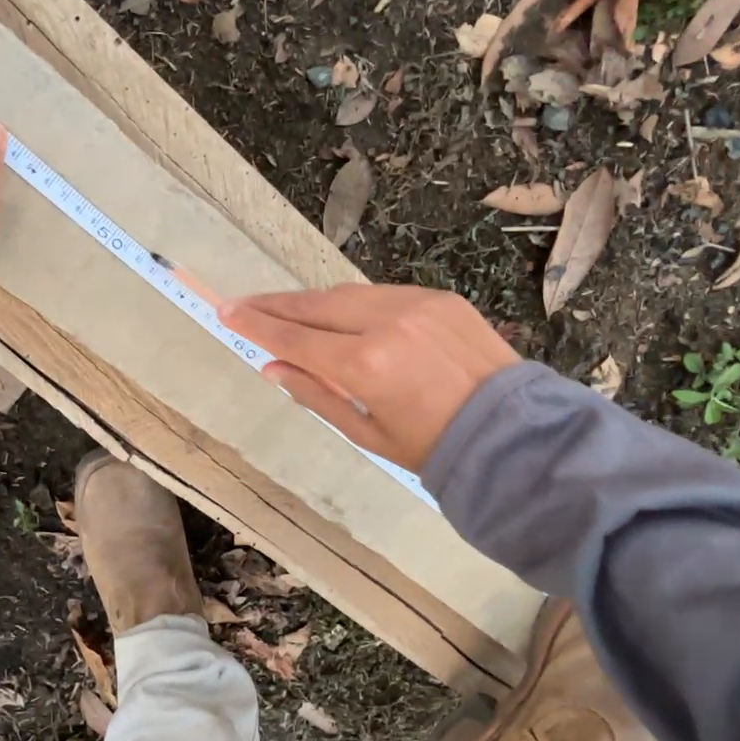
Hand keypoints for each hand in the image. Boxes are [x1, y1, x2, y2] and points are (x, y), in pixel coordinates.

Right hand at [218, 284, 521, 472]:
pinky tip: (342, 317)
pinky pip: (380, 294)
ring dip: (313, 303)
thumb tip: (273, 366)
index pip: (294, 337)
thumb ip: (315, 394)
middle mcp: (386, 322)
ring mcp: (416, 303)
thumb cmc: (430, 446)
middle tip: (245, 304)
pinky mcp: (438, 297)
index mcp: (365, 365)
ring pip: (346, 294)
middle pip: (315, 305)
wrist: (513, 432)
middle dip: (276, 304)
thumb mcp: (365, 432)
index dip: (256, 323)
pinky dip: (353, 303)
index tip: (226, 310)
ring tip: (288, 312)